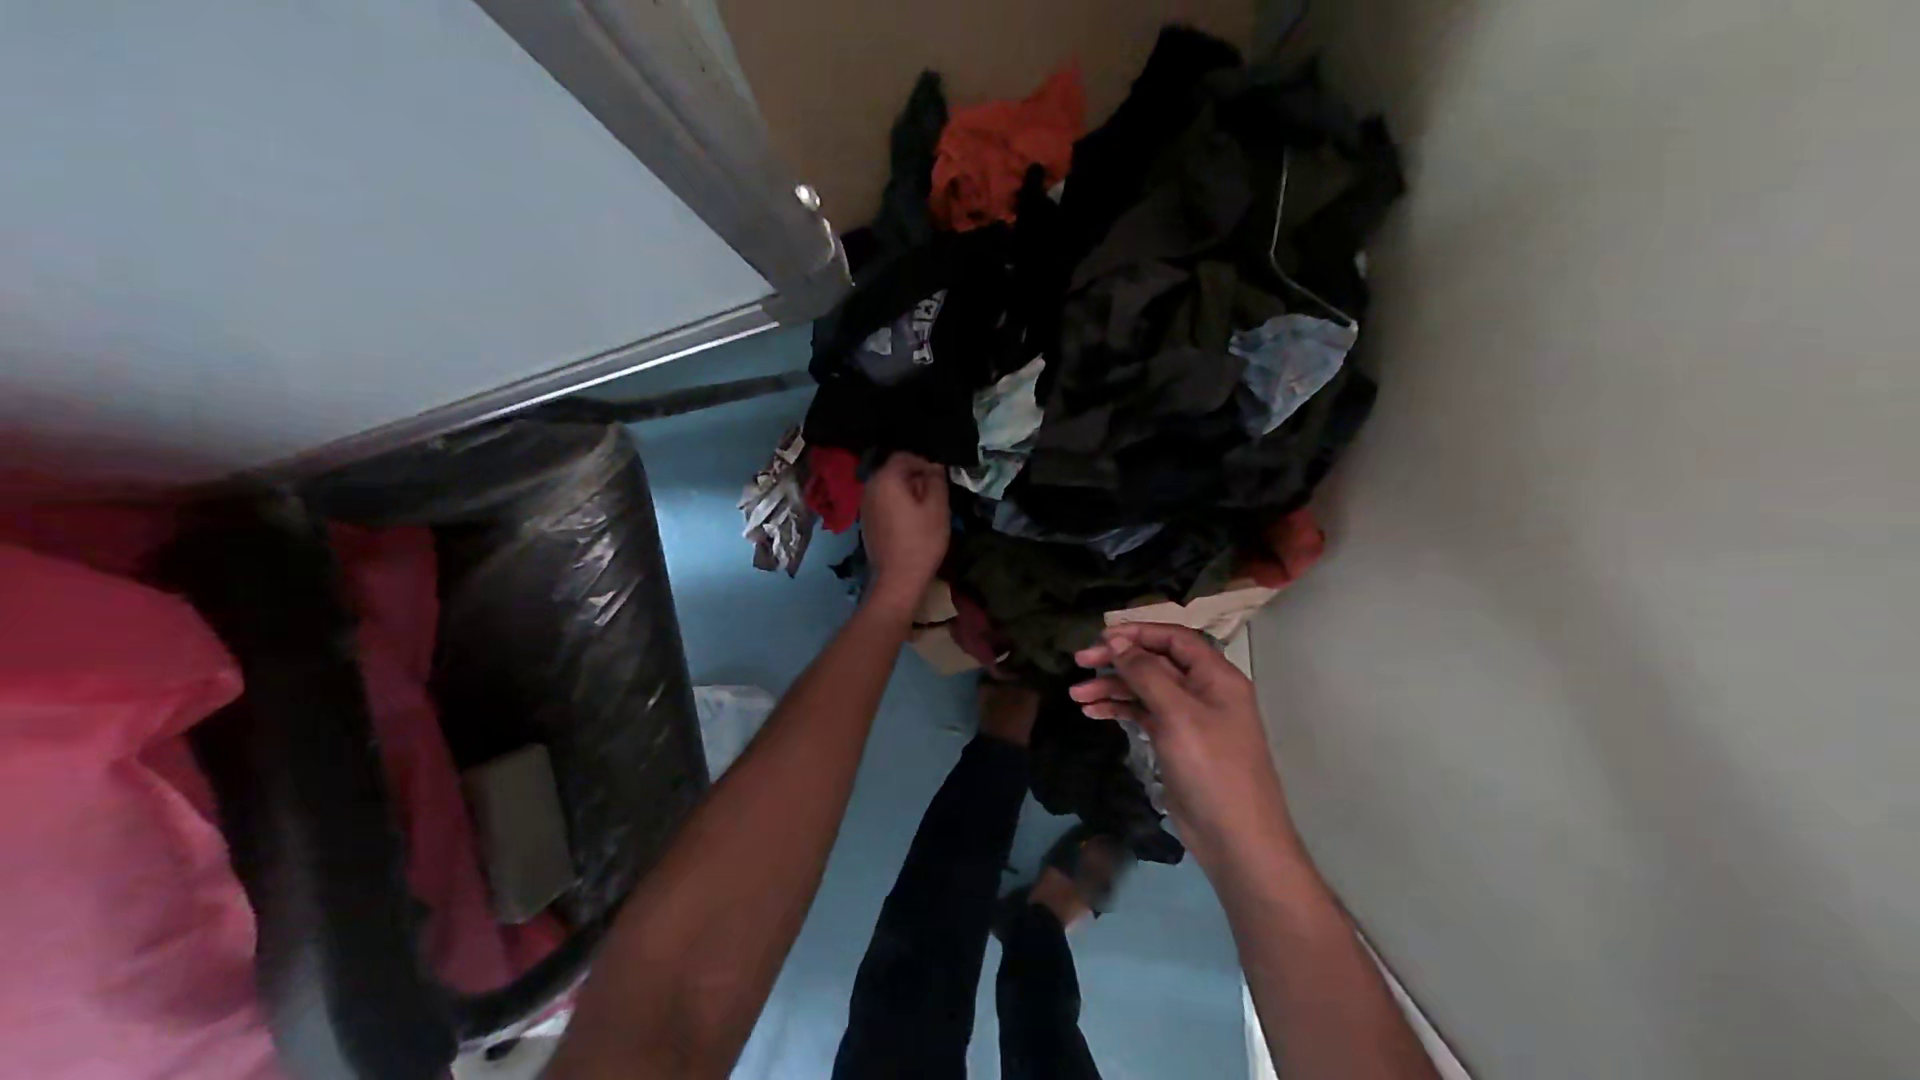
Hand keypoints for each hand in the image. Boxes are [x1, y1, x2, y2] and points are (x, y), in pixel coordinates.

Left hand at [860, 452, 949, 612]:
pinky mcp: (867, 522)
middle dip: (915, 477)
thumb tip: (933, 467)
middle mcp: (870, 487)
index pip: (904, 456)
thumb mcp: (937, 507)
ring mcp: (865, 506)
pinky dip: (897, 504)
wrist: (897, 579)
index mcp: (885, 479)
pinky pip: (884, 503)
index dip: (924, 462)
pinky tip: (911, 521)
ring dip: (907, 492)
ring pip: (889, 488)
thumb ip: (936, 480)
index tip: (940, 478)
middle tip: (935, 493)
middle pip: (894, 471)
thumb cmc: (921, 540)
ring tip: (925, 508)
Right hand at [1071, 624, 1298, 863]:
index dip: (1137, 633)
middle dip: (1118, 660)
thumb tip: (1117, 642)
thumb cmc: (1211, 768)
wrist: (1235, 837)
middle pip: (1155, 662)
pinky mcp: (1175, 741)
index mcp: (1215, 676)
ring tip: (1076, 695)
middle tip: (1079, 662)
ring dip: (1112, 688)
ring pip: (1145, 689)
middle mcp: (1203, 690)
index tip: (1100, 638)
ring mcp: (1189, 717)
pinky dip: (1119, 710)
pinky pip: (1144, 714)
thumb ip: (1146, 673)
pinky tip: (1093, 712)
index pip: (1173, 639)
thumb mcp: (1177, 714)